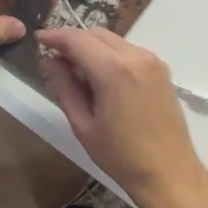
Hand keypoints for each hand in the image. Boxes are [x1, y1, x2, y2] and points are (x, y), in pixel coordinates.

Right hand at [37, 27, 205, 200]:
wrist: (168, 172)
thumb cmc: (120, 155)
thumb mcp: (83, 125)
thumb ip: (65, 87)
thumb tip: (51, 62)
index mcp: (114, 70)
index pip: (78, 39)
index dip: (55, 36)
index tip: (39, 39)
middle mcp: (136, 57)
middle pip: (97, 34)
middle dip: (74, 41)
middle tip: (56, 60)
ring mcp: (153, 62)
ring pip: (114, 41)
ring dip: (93, 48)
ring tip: (78, 73)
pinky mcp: (162, 71)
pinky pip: (130, 52)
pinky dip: (111, 56)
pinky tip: (102, 79)